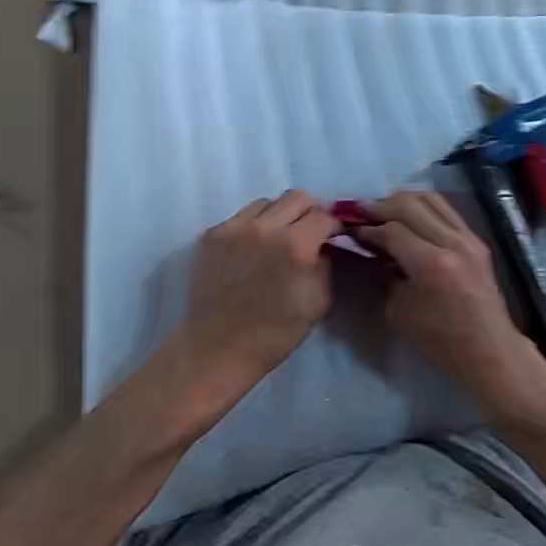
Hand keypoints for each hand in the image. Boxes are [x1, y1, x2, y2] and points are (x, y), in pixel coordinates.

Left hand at [177, 191, 338, 387]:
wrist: (218, 349)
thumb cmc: (276, 332)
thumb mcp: (319, 301)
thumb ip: (325, 263)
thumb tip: (323, 244)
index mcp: (296, 245)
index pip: (324, 215)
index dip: (334, 225)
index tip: (333, 236)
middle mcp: (265, 228)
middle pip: (298, 196)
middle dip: (311, 211)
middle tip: (310, 230)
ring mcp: (235, 228)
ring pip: (268, 202)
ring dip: (281, 215)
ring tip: (279, 237)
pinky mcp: (212, 235)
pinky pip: (241, 216)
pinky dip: (254, 225)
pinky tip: (253, 247)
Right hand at [354, 192, 545, 413]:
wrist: (488, 347)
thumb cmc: (440, 339)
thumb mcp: (399, 311)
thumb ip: (384, 274)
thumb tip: (367, 249)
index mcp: (432, 264)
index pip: (393, 231)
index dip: (368, 228)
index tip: (350, 228)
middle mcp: (453, 242)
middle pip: (411, 206)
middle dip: (381, 206)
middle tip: (359, 210)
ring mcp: (469, 238)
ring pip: (431, 200)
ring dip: (403, 200)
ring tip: (382, 208)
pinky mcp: (477, 239)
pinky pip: (447, 210)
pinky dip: (424, 206)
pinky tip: (408, 214)